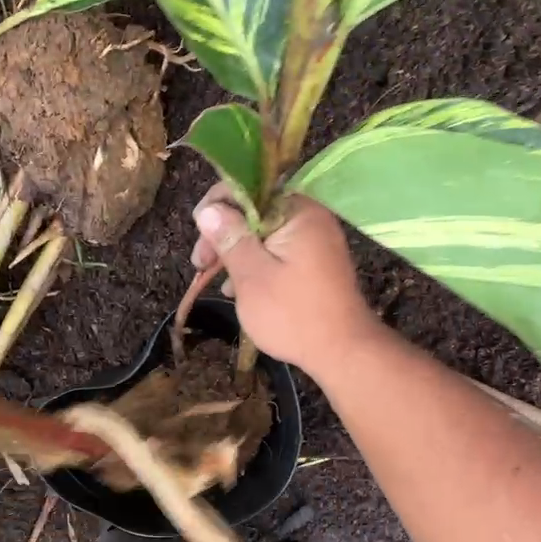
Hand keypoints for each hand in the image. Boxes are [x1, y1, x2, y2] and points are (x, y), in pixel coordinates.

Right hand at [189, 188, 386, 369]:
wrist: (341, 350)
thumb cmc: (292, 314)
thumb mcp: (251, 276)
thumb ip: (230, 239)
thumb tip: (207, 210)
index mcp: (296, 211)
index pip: (246, 190)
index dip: (215, 212)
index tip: (199, 247)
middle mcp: (309, 217)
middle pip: (253, 212)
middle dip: (223, 236)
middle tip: (200, 267)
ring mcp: (315, 240)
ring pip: (263, 234)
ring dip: (236, 254)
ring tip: (218, 283)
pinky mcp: (315, 262)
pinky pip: (278, 252)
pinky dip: (256, 265)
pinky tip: (239, 289)